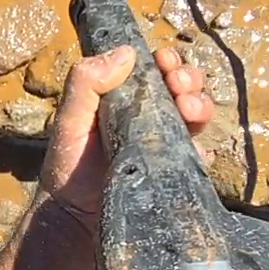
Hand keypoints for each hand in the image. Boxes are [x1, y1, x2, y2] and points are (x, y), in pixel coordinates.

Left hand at [40, 46, 213, 230]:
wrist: (73, 217)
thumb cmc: (68, 165)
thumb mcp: (69, 119)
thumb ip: (86, 83)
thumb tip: (126, 52)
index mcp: (123, 99)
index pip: (155, 70)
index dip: (166, 61)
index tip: (165, 62)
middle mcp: (147, 117)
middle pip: (183, 87)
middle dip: (189, 79)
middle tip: (179, 87)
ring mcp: (162, 144)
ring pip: (196, 115)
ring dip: (200, 106)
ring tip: (190, 112)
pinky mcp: (173, 171)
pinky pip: (199, 156)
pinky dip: (200, 150)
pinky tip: (190, 152)